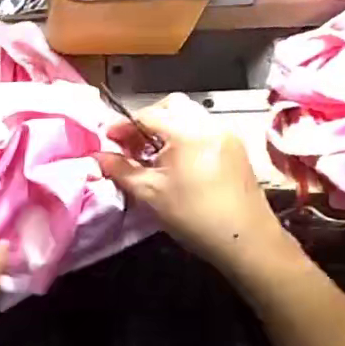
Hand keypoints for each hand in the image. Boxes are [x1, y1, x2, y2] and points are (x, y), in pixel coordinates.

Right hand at [95, 93, 295, 273]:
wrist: (246, 239)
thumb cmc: (193, 217)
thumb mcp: (150, 193)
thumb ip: (121, 170)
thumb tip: (98, 157)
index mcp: (187, 132)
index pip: (147, 115)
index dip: (123, 126)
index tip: (107, 140)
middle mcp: (209, 124)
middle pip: (171, 107)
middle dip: (146, 121)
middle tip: (130, 146)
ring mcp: (226, 134)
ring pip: (189, 116)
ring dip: (165, 129)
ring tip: (151, 156)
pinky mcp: (235, 148)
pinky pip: (203, 130)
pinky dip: (183, 137)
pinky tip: (175, 162)